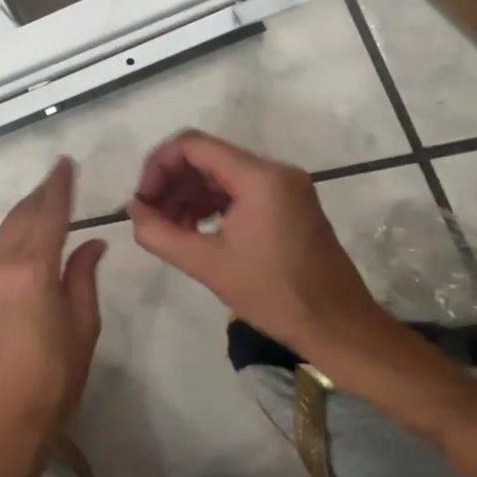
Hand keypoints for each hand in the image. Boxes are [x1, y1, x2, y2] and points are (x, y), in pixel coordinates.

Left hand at [0, 157, 107, 476]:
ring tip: (48, 190)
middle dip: (43, 192)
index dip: (58, 189)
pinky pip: (3, 241)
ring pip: (11, 226)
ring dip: (28, 205)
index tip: (66, 165)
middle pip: (25, 216)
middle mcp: (6, 262)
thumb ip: (83, 275)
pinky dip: (18, 223)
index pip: (48, 216)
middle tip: (60, 171)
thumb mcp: (83, 323)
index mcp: (34, 269)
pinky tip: (30, 222)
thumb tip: (92, 240)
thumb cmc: (58, 370)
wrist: (11, 405)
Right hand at [126, 130, 388, 359]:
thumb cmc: (275, 295)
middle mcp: (274, 172)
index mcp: (259, 179)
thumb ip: (158, 232)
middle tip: (149, 215)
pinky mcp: (288, 205)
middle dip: (169, 182)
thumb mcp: (206, 264)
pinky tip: (193, 230)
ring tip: (168, 227)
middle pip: (203, 157)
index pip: (191, 146)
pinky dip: (207, 204)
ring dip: (185, 194)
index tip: (142, 199)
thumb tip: (134, 211)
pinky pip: (235, 189)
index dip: (157, 166)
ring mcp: (284, 188)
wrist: (342, 330)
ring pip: (217, 173)